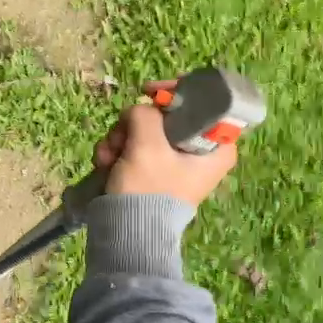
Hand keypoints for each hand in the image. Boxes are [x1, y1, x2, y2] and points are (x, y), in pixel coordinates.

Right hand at [93, 80, 238, 205]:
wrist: (128, 230)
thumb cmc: (148, 188)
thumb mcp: (146, 146)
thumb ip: (144, 116)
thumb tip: (138, 109)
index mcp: (216, 147)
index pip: (205, 104)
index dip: (176, 92)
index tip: (148, 91)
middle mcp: (198, 153)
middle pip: (165, 118)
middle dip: (135, 124)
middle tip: (121, 135)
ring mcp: (172, 163)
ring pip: (143, 132)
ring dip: (119, 139)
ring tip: (108, 156)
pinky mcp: (150, 172)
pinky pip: (132, 149)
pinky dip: (115, 153)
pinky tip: (105, 164)